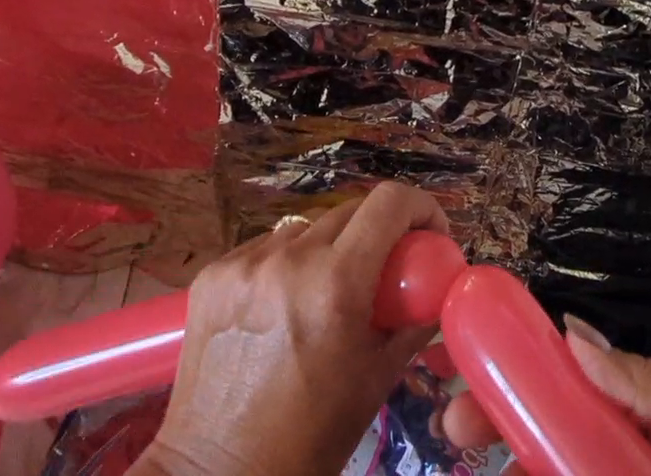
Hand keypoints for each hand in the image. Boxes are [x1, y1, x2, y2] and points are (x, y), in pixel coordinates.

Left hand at [132, 183, 448, 475]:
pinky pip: (266, 247)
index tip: (429, 234)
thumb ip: (415, 321)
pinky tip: (285, 301)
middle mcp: (287, 261)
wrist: (221, 472)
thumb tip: (439, 290)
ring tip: (329, 290)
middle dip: (379, 231)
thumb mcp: (379, 376)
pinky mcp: (211, 275)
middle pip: (350, 211)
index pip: (389, 202)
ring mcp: (242, 265)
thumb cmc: (312, 433)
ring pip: (306, 228)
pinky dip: (287, 262)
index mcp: (334, 284)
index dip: (420, 208)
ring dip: (330, 246)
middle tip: (386, 268)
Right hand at [439, 316, 650, 475]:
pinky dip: (538, 473)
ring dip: (515, 461)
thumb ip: (648, 385)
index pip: (576, 387)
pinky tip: (516, 472)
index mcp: (649, 416)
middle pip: (553, 434)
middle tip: (457, 431)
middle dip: (504, 424)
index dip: (526, 377)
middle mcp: (626, 454)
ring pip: (552, 467)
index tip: (477, 370)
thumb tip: (572, 335)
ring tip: (481, 455)